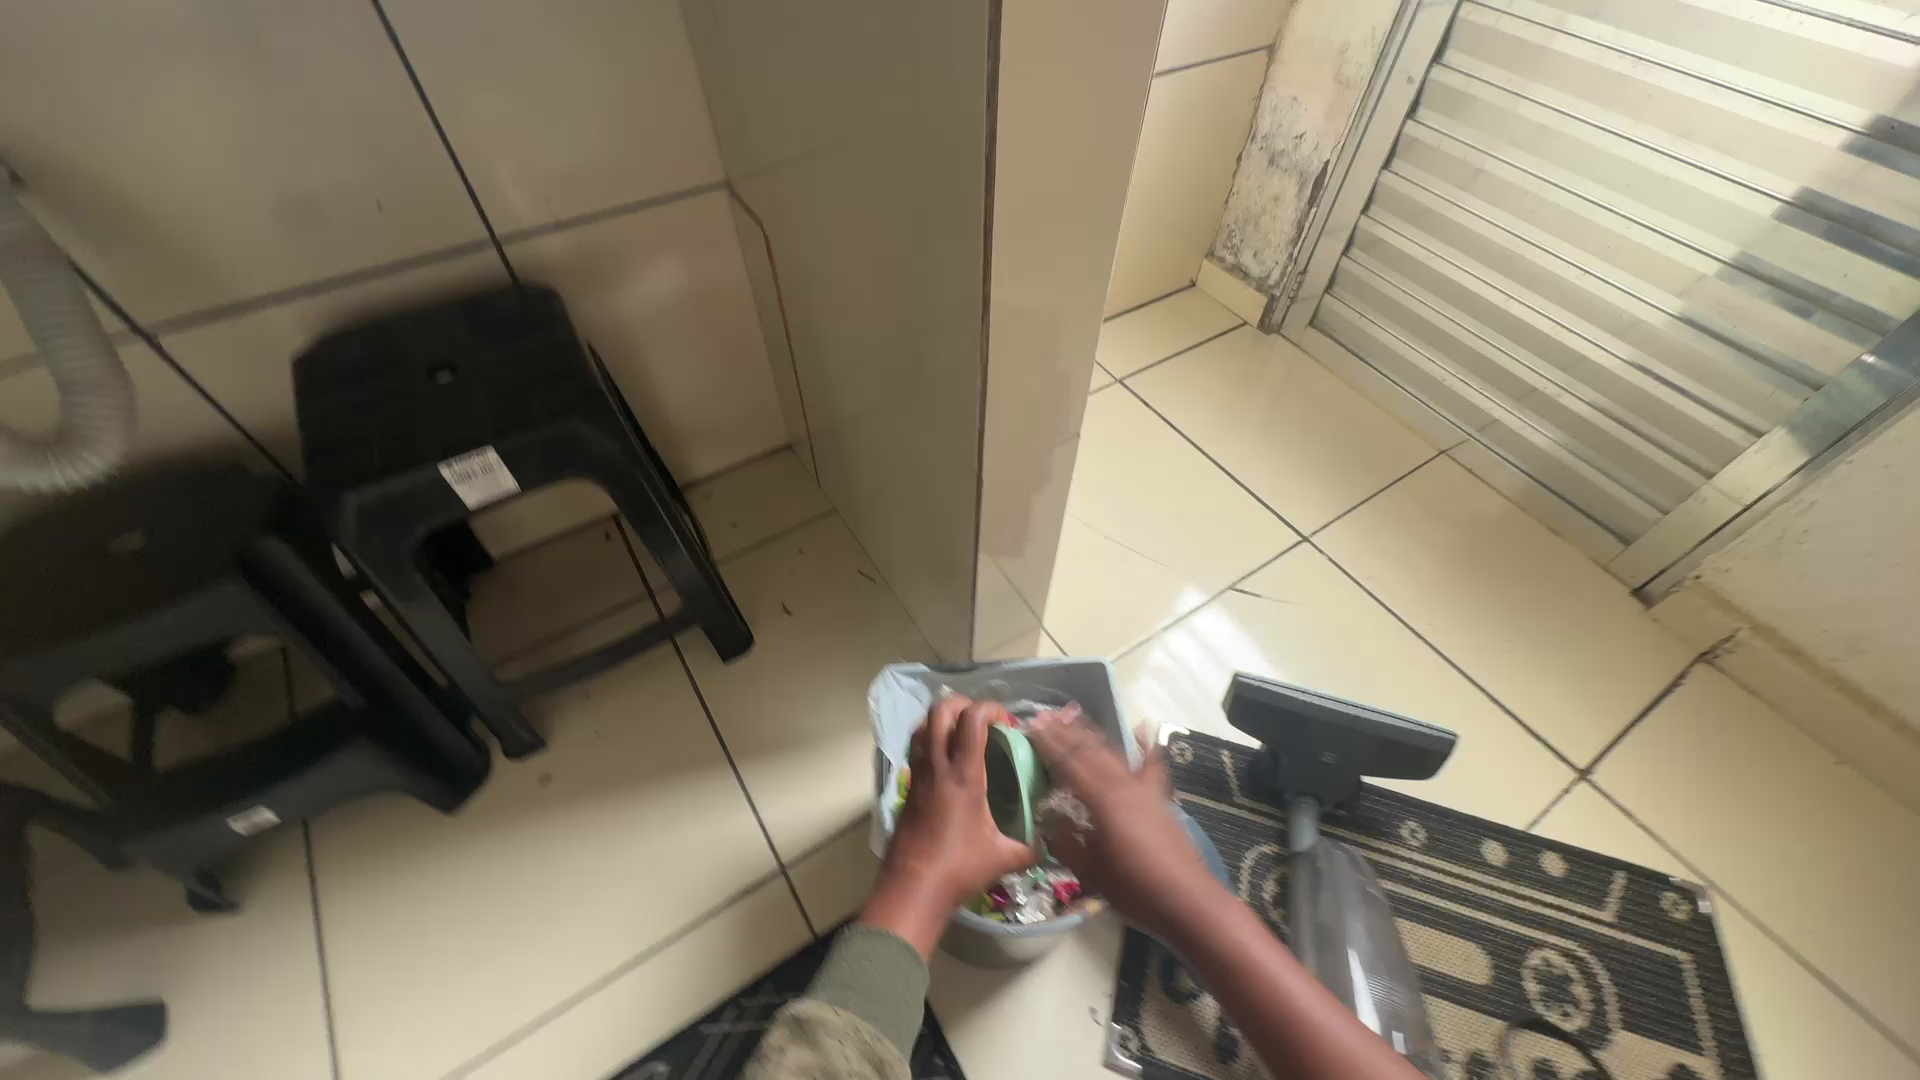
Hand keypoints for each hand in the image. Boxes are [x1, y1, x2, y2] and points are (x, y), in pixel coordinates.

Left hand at [860, 696, 1035, 956]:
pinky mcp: (908, 788)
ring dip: (942, 719)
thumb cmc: (959, 868)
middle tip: (983, 719)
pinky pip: (916, 749)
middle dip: (963, 703)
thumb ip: (1030, 847)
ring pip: (922, 726)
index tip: (1007, 722)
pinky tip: (946, 759)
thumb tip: (1049, 844)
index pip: (972, 720)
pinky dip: (930, 740)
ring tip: (962, 732)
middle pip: (940, 711)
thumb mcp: (1004, 858)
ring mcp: (919, 775)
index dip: (991, 708)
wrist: (913, 888)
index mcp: (964, 775)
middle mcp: (938, 766)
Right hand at [1028, 711, 1221, 945]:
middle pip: (1090, 750)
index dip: (1048, 743)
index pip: (1068, 762)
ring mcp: (1145, 788)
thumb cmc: (1135, 890)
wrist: (1188, 902)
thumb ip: (1066, 841)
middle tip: (1044, 717)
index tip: (1031, 726)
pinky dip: (1145, 745)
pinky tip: (1143, 728)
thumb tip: (1051, 819)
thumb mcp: (1089, 871)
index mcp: (1102, 799)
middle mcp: (1123, 785)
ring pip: (1114, 752)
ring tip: (1074, 717)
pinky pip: (1150, 764)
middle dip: (1065, 732)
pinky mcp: (1161, 798)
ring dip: (1092, 734)